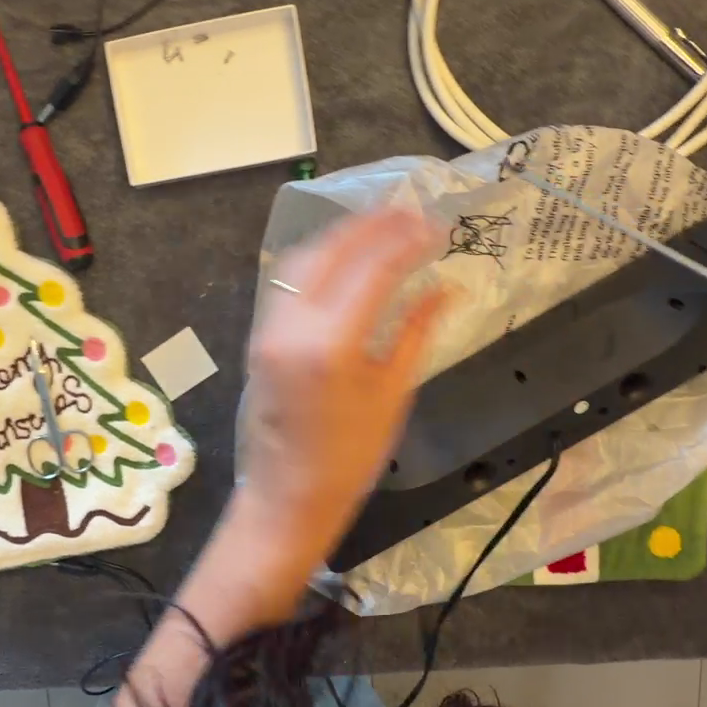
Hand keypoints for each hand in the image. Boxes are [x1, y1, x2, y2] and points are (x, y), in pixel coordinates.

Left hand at [233, 210, 445, 569]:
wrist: (287, 496)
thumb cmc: (351, 457)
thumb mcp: (393, 394)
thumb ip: (417, 331)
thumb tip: (446, 286)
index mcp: (333, 344)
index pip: (374, 268)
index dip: (408, 240)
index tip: (437, 226)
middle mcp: (293, 325)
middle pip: (332, 250)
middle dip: (373, 224)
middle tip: (411, 210)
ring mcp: (269, 329)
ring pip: (303, 259)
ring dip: (342, 235)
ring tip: (381, 224)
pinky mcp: (260, 336)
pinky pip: (289, 281)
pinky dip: (319, 259)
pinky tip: (346, 257)